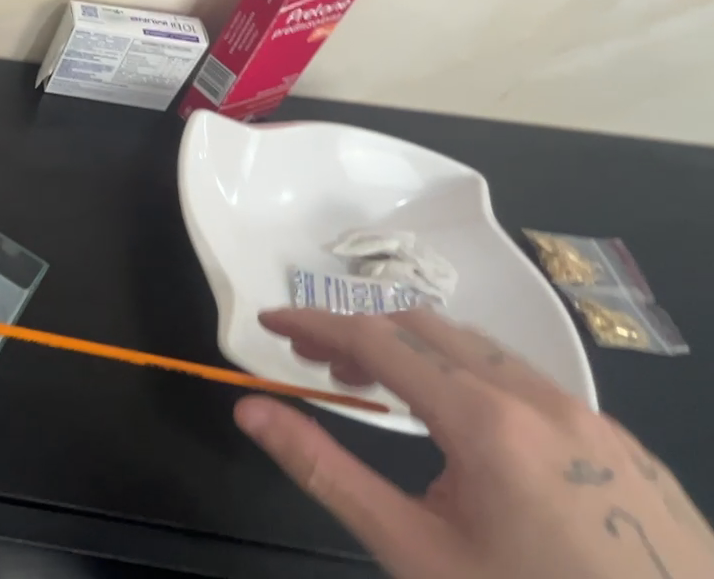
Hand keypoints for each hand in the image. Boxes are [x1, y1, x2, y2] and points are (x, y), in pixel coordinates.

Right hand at [237, 308, 713, 577]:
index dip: (312, 322)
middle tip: (310, 359)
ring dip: (407, 347)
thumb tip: (249, 409)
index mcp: (486, 420)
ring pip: (477, 347)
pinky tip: (451, 419)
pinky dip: (459, 371)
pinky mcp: (622, 446)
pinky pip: (523, 378)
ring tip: (369, 384)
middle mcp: (540, 401)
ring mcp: (590, 420)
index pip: (375, 339)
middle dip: (355, 330)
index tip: (268, 322)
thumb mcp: (414, 550)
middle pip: (424, 327)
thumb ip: (326, 470)